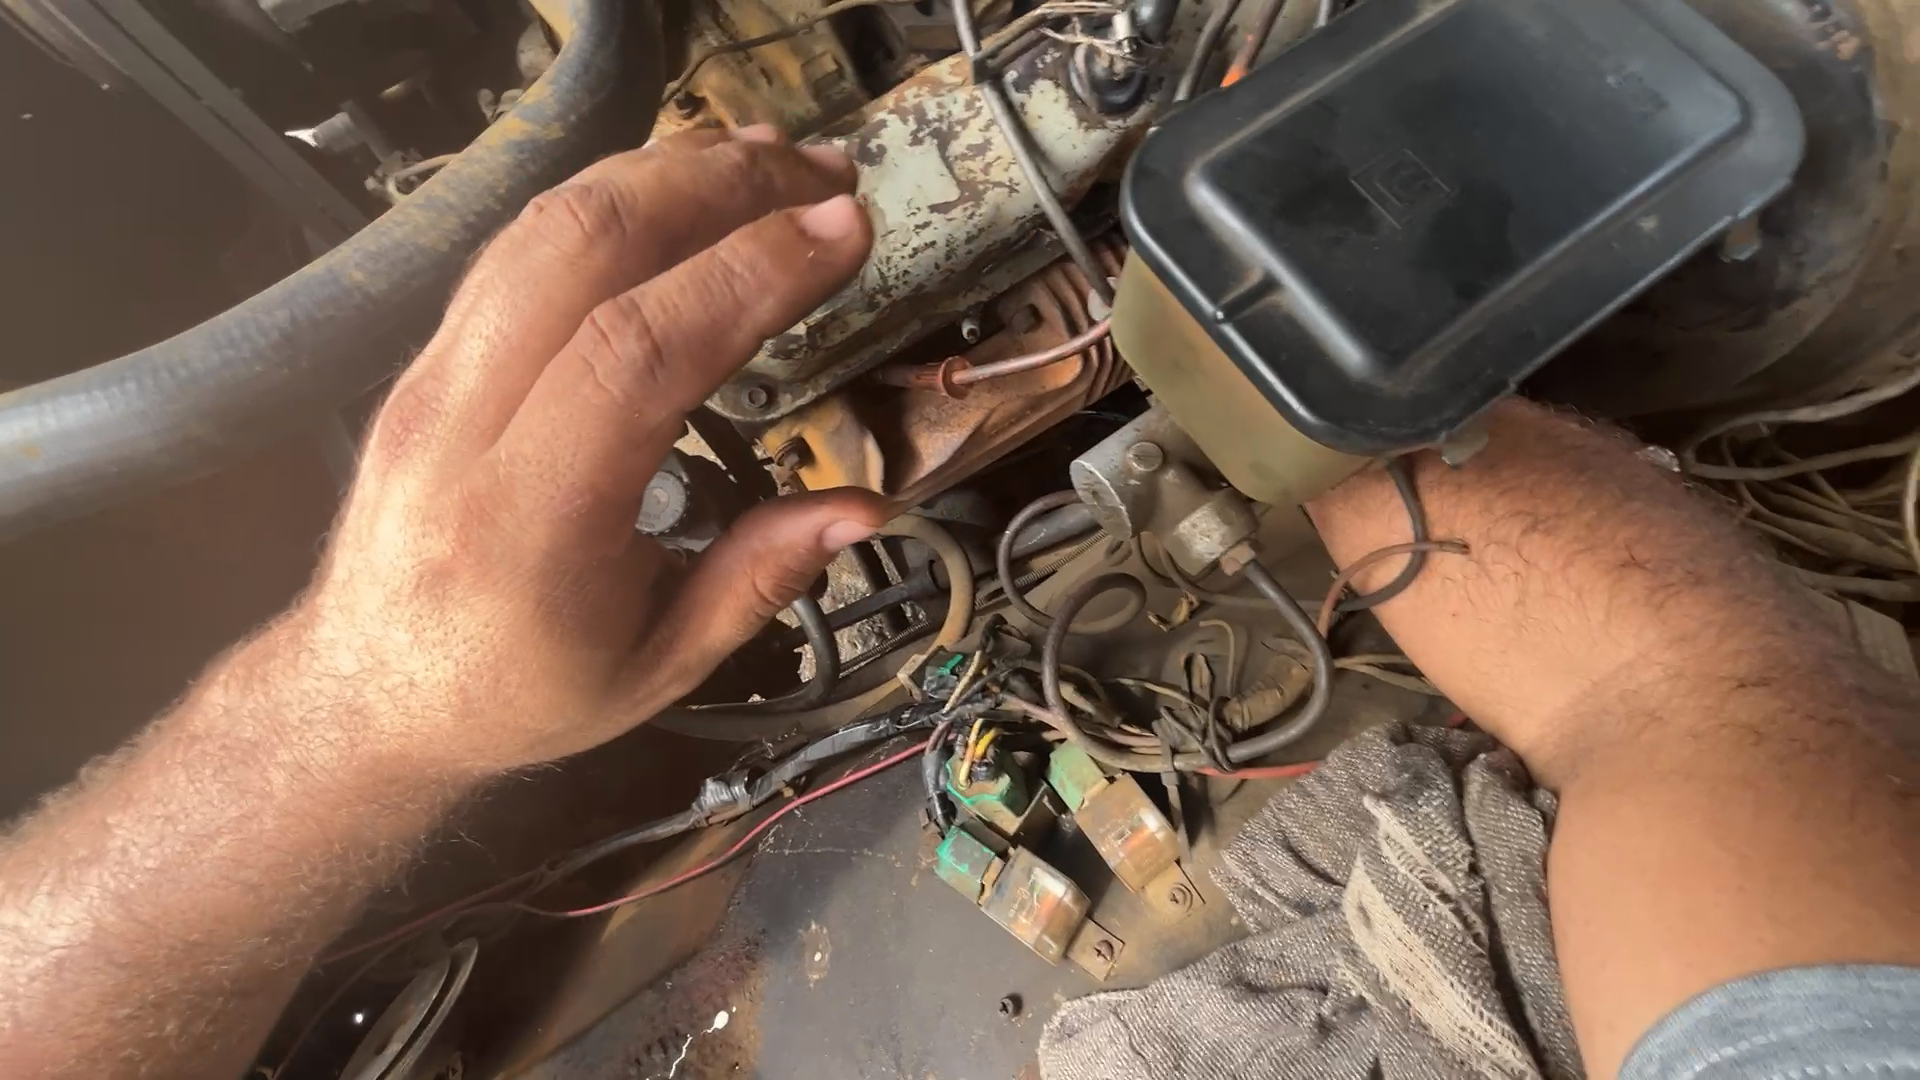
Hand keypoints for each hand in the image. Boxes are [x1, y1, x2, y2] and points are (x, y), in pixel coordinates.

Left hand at [264, 126, 886, 776]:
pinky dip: (618, 196)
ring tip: (770, 157)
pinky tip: (685, 186)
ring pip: (548, 225)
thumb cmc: (523, 693)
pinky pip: (527, 245)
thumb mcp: (661, 664)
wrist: (368, 691)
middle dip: (718, 189)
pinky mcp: (434, 353)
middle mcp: (465, 424)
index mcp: (532, 522)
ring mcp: (435, 374)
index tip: (841, 230)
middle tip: (821, 175)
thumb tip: (866, 507)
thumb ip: (761, 578)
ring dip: (670, 170)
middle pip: (584, 250)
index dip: (749, 274)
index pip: (639, 353)